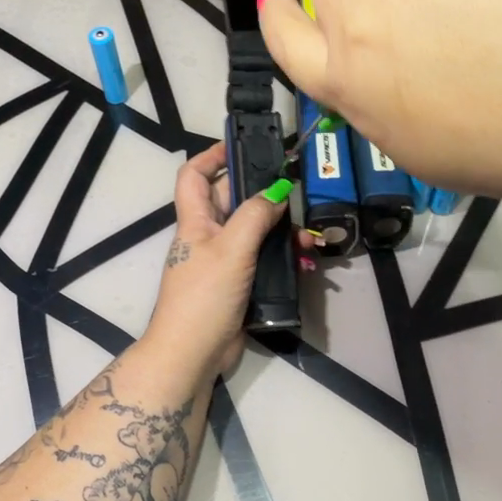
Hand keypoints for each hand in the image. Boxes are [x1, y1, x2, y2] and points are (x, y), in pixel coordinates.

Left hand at [142, 143, 297, 374]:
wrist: (193, 355)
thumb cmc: (204, 296)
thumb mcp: (231, 249)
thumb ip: (254, 216)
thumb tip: (276, 191)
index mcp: (195, 221)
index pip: (194, 175)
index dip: (212, 156)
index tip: (242, 146)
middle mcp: (208, 237)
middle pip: (234, 201)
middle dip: (265, 195)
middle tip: (297, 190)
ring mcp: (224, 263)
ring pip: (255, 233)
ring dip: (281, 230)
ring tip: (308, 236)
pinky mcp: (239, 286)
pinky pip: (263, 262)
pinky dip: (284, 258)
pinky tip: (305, 260)